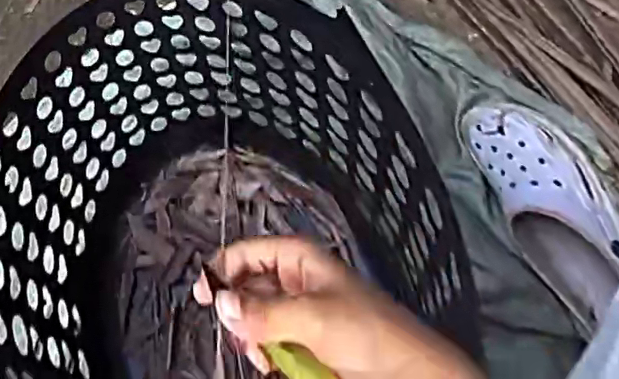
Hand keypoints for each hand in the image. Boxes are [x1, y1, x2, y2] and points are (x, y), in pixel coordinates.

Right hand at [192, 237, 482, 378]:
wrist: (416, 378)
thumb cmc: (367, 333)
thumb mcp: (313, 319)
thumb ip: (264, 312)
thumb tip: (219, 304)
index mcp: (296, 258)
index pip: (245, 253)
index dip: (221, 270)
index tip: (202, 297)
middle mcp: (294, 280)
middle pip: (247, 288)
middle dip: (239, 312)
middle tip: (240, 337)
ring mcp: (301, 313)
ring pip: (258, 319)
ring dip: (254, 338)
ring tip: (262, 358)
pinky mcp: (308, 344)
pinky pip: (274, 344)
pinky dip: (268, 355)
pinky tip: (273, 367)